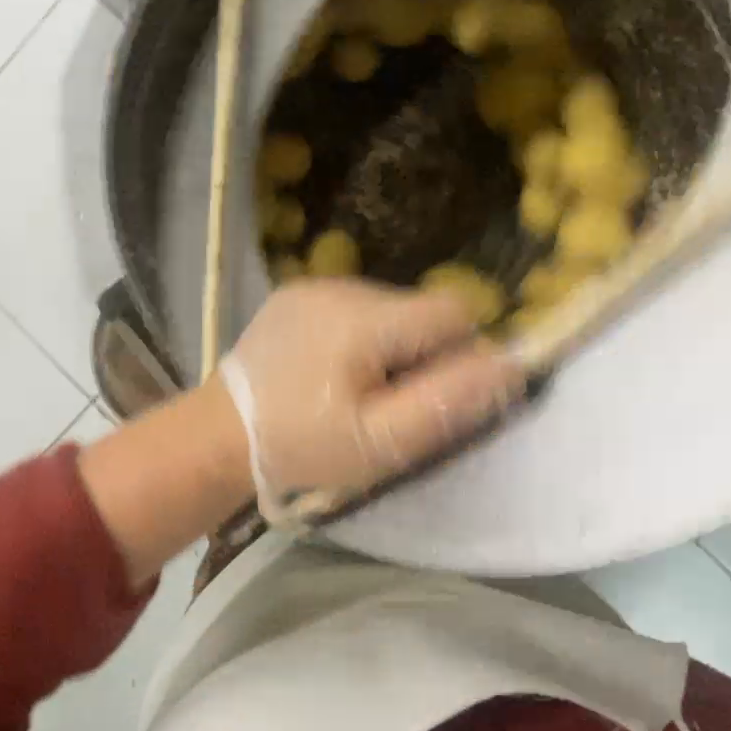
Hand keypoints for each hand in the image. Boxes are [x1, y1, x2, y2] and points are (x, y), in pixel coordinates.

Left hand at [218, 278, 528, 519]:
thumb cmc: (302, 445)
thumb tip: (512, 365)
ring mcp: (314, 285)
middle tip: (388, 401)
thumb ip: (446, 402)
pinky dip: (359, 334)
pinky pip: (353, 305)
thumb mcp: (379, 441)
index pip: (453, 311)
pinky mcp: (295, 293)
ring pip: (389, 306)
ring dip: (390, 343)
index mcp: (364, 319)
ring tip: (355, 387)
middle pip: (419, 308)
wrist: (219, 434)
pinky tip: (330, 369)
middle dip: (422, 351)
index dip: (460, 353)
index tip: (433, 394)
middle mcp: (341, 287)